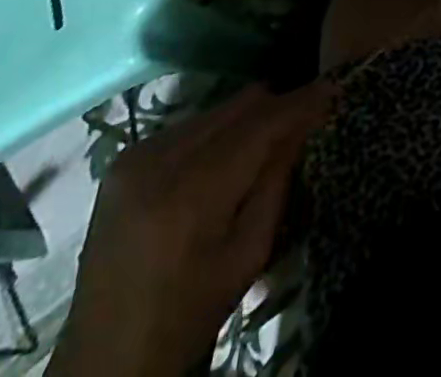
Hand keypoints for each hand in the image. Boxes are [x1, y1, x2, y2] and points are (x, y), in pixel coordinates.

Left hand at [49, 82, 331, 376]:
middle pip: (238, 106)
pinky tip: (230, 156)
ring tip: (271, 140)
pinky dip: (220, 130)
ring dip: (249, 118)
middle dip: (278, 106)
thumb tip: (304, 124)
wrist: (107, 351)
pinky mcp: (123, 161)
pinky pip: (189, 124)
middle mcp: (157, 162)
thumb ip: (276, 181)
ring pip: (215, 110)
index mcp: (190, 195)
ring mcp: (134, 158)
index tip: (333, 90)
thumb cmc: (189, 311)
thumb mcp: (250, 252)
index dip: (301, 104)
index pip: (260, 125)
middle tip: (308, 117)